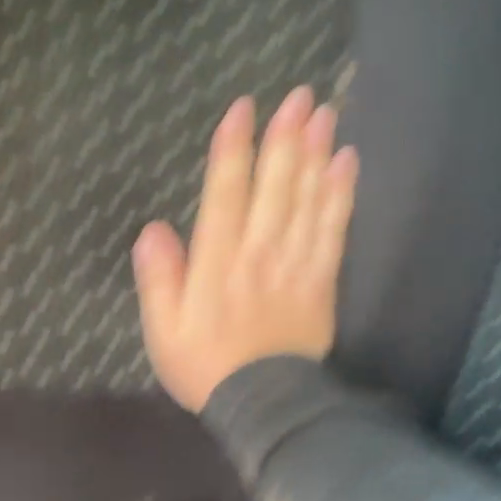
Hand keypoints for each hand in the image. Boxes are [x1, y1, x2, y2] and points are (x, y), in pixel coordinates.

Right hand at [133, 88, 358, 411]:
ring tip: (323, 114)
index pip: (224, 193)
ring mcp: (295, 264)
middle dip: (284, 137)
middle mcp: (258, 252)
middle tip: (298, 95)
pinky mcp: (322, 280)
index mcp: (216, 262)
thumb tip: (153, 230)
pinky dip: (341, 193)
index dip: (233, 149)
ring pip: (307, 198)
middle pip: (274, 185)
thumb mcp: (162, 329)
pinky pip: (334, 228)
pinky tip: (346, 162)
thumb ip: (158, 278)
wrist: (262, 404)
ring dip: (315, 153)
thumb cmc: (203, 367)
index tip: (242, 109)